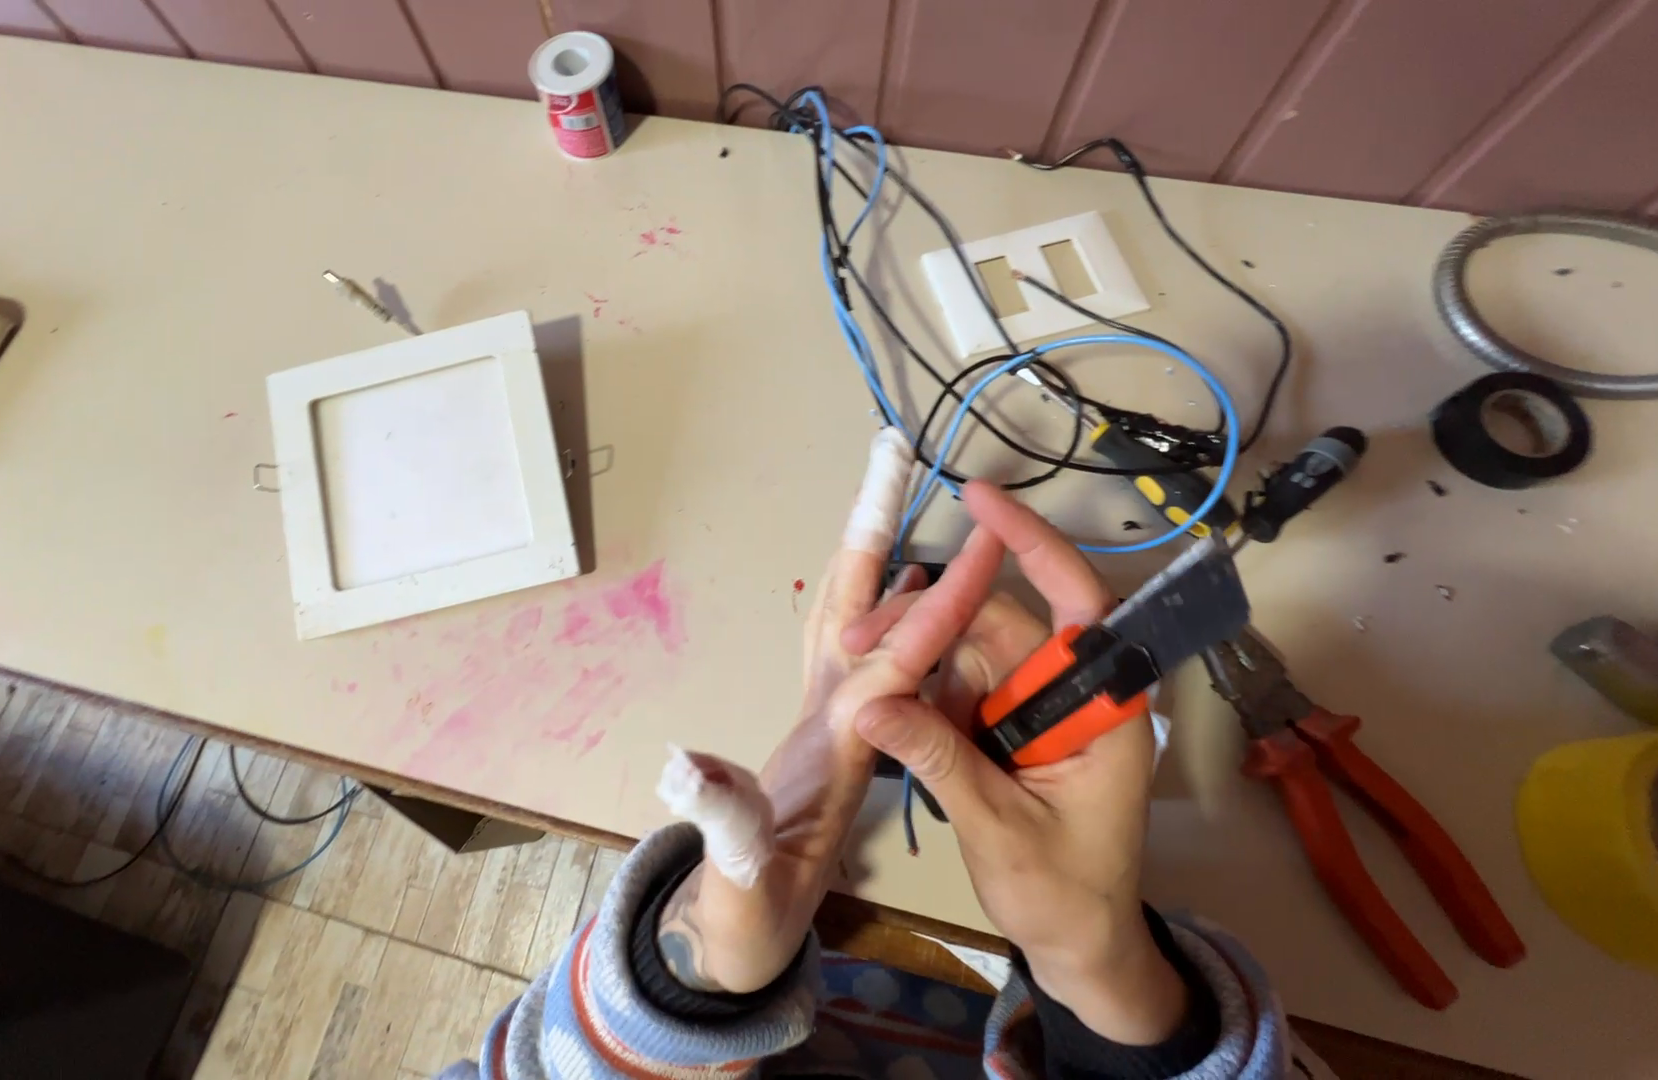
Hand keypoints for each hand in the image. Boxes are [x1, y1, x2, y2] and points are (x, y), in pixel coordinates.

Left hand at [655, 430, 1003, 992]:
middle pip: (849, 599)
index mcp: (829, 734)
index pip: (888, 657)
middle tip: (888, 454)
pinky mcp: (840, 719)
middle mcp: (827, 701)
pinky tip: (912, 586)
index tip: (974, 551)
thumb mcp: (739, 875)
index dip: (933, 609)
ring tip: (897, 492)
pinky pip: (870, 643)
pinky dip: (892, 603)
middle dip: (870, 527)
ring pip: (853, 611)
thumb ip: (722, 823)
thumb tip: (682, 764)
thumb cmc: (748, 902)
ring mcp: (830, 705)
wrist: (741, 915)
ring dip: (877, 552)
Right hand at [845, 480, 1186, 1043]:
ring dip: (912, 651)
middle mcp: (1066, 691)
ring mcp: (1029, 704)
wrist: (1073, 941)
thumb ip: (938, 761)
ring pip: (965, 646)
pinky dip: (914, 683)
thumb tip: (869, 707)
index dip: (1033, 544)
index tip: (980, 501)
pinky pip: (952, 681)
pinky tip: (879, 691)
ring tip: (859, 664)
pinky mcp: (999, 720)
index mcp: (1099, 706)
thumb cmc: (1064, 891)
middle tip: (860, 638)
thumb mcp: (1000, 826)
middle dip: (927, 618)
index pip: (1076, 603)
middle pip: (996, 621)